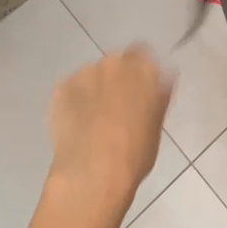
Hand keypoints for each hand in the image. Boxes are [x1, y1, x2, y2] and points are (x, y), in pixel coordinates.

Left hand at [46, 46, 172, 201]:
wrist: (91, 174)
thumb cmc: (133, 154)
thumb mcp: (155, 126)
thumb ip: (159, 96)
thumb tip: (165, 76)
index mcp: (142, 69)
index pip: (142, 54)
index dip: (140, 70)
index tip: (139, 89)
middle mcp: (114, 62)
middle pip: (115, 63)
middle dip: (116, 80)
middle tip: (116, 108)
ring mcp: (84, 73)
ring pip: (91, 76)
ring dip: (94, 89)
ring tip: (92, 120)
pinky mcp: (61, 88)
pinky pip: (71, 89)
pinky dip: (74, 101)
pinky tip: (76, 125)